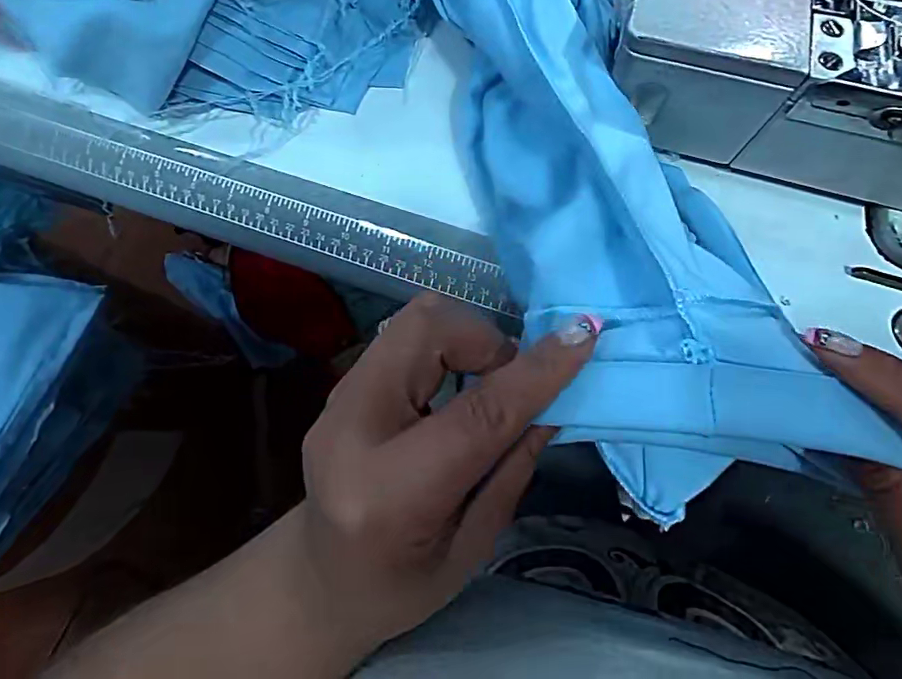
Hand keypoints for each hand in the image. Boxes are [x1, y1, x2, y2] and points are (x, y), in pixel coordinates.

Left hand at [290, 294, 598, 658]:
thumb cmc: (403, 583)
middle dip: (487, 339)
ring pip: (417, 317)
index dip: (534, 373)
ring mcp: (340, 398)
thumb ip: (514, 462)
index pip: (475, 415)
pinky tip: (455, 383)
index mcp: (389, 493)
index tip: (581, 336)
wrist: (319, 582)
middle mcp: (353, 429)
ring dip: (467, 336)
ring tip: (484, 380)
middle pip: (429, 331)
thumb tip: (556, 395)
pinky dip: (447, 344)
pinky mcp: (344, 382)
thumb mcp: (474, 544)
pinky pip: (407, 333)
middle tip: (510, 378)